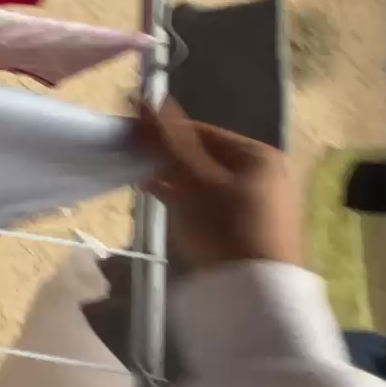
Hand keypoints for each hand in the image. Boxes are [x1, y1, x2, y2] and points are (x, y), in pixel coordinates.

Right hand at [134, 99, 300, 268]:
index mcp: (257, 155)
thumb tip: (143, 100)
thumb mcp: (193, 178)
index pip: (197, 130)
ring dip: (167, 172)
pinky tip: (152, 190)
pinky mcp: (240, 217)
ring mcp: (252, 196)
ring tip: (135, 173)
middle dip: (162, 153)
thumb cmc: (225, 224)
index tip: (125, 136)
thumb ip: (168, 139)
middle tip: (128, 155)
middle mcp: (260, 170)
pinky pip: (203, 193)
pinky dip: (179, 190)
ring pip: (199, 173)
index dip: (159, 131)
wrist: (252, 286)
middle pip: (199, 152)